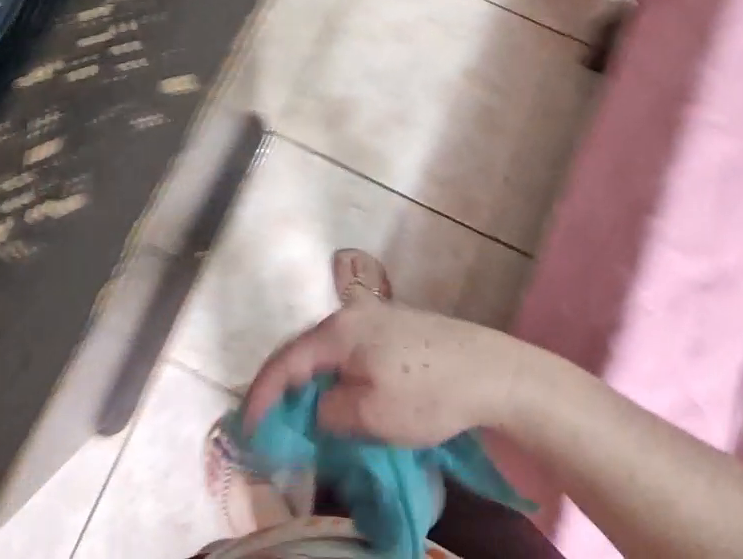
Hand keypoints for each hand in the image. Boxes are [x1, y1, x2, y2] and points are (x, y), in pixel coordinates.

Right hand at [243, 301, 526, 447]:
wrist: (494, 371)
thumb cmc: (428, 393)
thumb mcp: (371, 416)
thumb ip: (329, 413)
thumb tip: (319, 409)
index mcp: (337, 331)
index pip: (284, 362)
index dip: (261, 396)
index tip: (248, 428)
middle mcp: (350, 314)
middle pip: (302, 350)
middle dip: (281, 386)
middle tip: (269, 420)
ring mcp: (376, 318)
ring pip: (327, 350)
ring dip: (309, 381)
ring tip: (300, 411)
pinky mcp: (396, 329)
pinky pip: (349, 351)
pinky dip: (334, 374)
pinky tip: (340, 393)